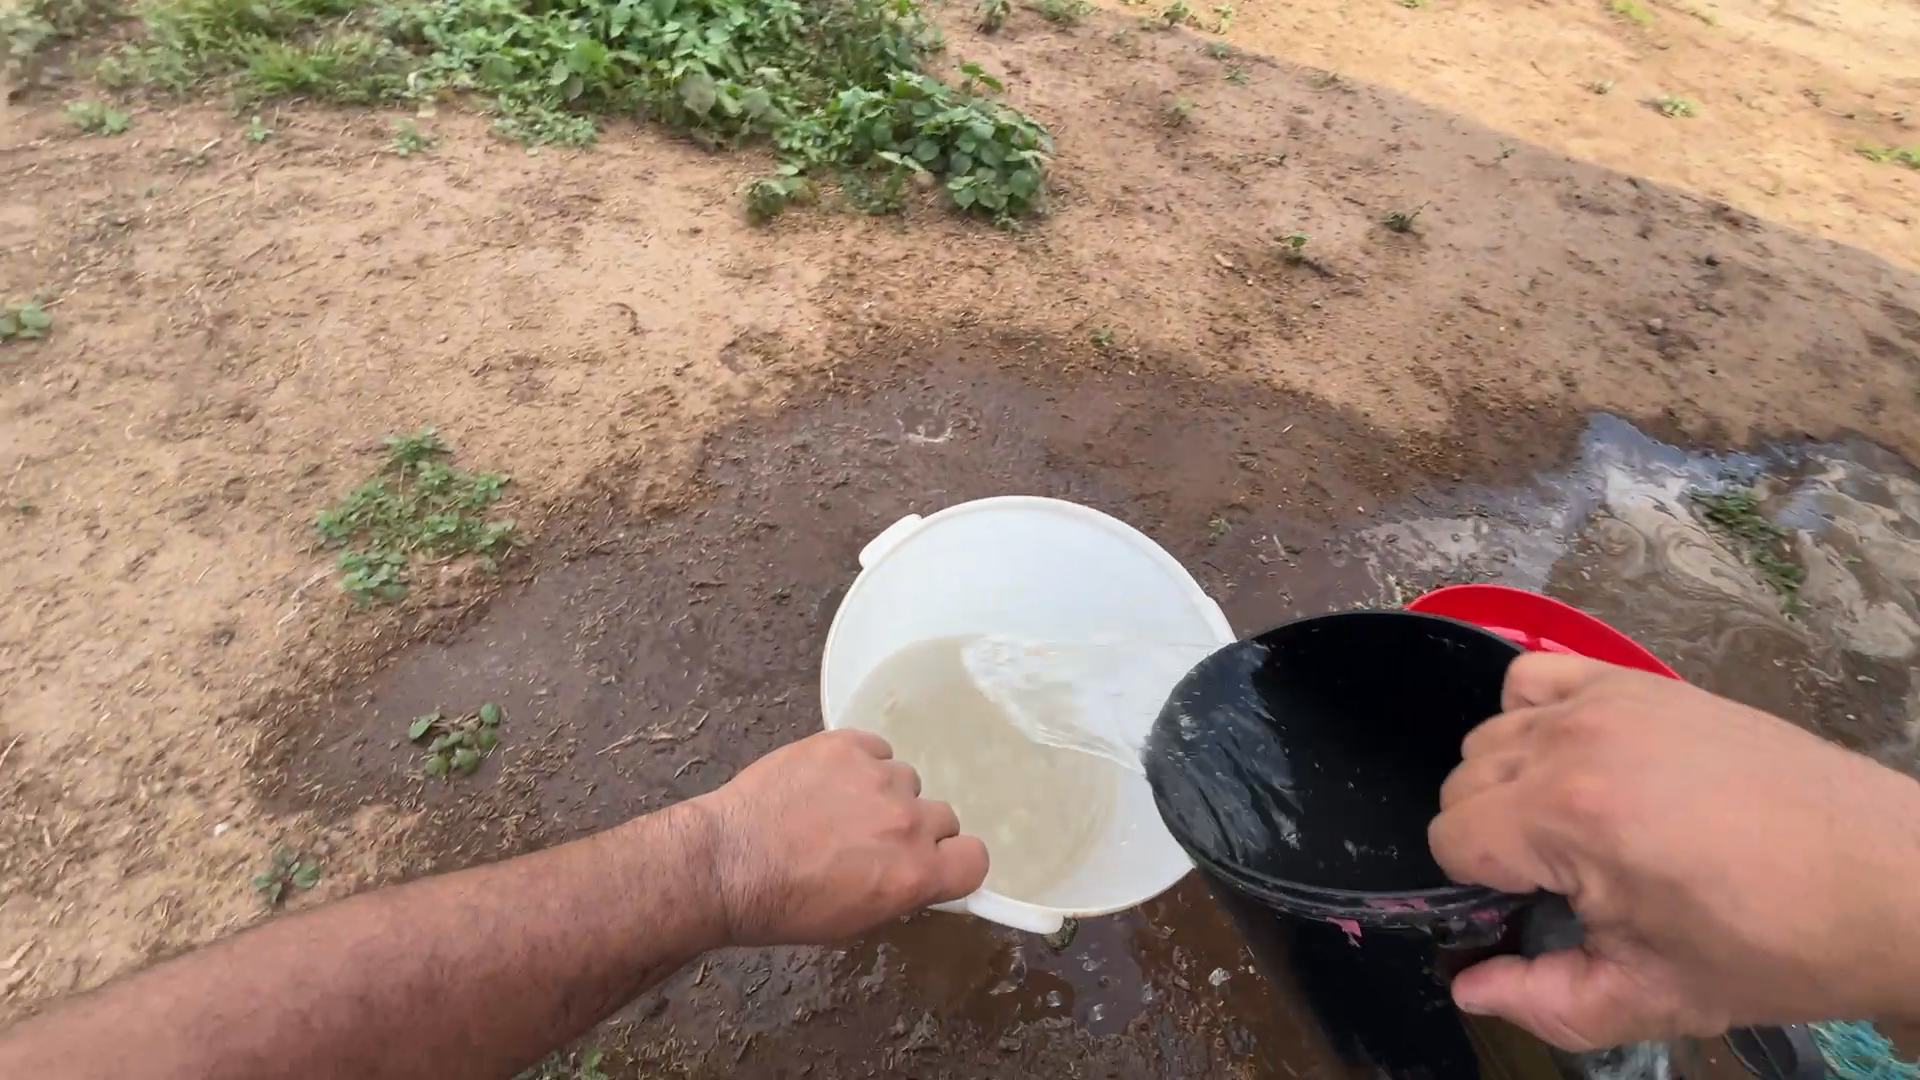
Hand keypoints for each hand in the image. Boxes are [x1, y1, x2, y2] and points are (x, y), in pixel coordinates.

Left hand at [685, 729, 988, 946]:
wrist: (727, 862)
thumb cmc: (785, 905)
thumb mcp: (857, 919)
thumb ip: (904, 888)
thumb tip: (920, 869)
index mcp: (915, 873)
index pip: (975, 857)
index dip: (956, 861)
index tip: (936, 861)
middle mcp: (907, 820)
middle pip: (943, 815)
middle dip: (916, 828)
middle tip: (874, 837)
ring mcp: (878, 775)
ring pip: (905, 779)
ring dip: (883, 792)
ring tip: (838, 806)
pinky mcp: (848, 743)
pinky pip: (875, 748)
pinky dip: (859, 763)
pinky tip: (826, 781)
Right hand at [1429, 653, 1919, 1049]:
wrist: (1905, 883)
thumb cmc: (1779, 945)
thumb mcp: (1663, 994)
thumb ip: (1550, 1001)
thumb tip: (1465, 991)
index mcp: (1564, 818)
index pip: (1451, 838)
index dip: (1483, 881)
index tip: (1541, 900)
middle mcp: (1562, 746)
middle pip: (1458, 785)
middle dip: (1495, 833)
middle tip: (1566, 867)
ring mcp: (1595, 704)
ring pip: (1485, 738)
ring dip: (1509, 781)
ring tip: (1578, 814)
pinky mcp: (1626, 680)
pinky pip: (1528, 677)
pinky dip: (1529, 711)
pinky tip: (1573, 750)